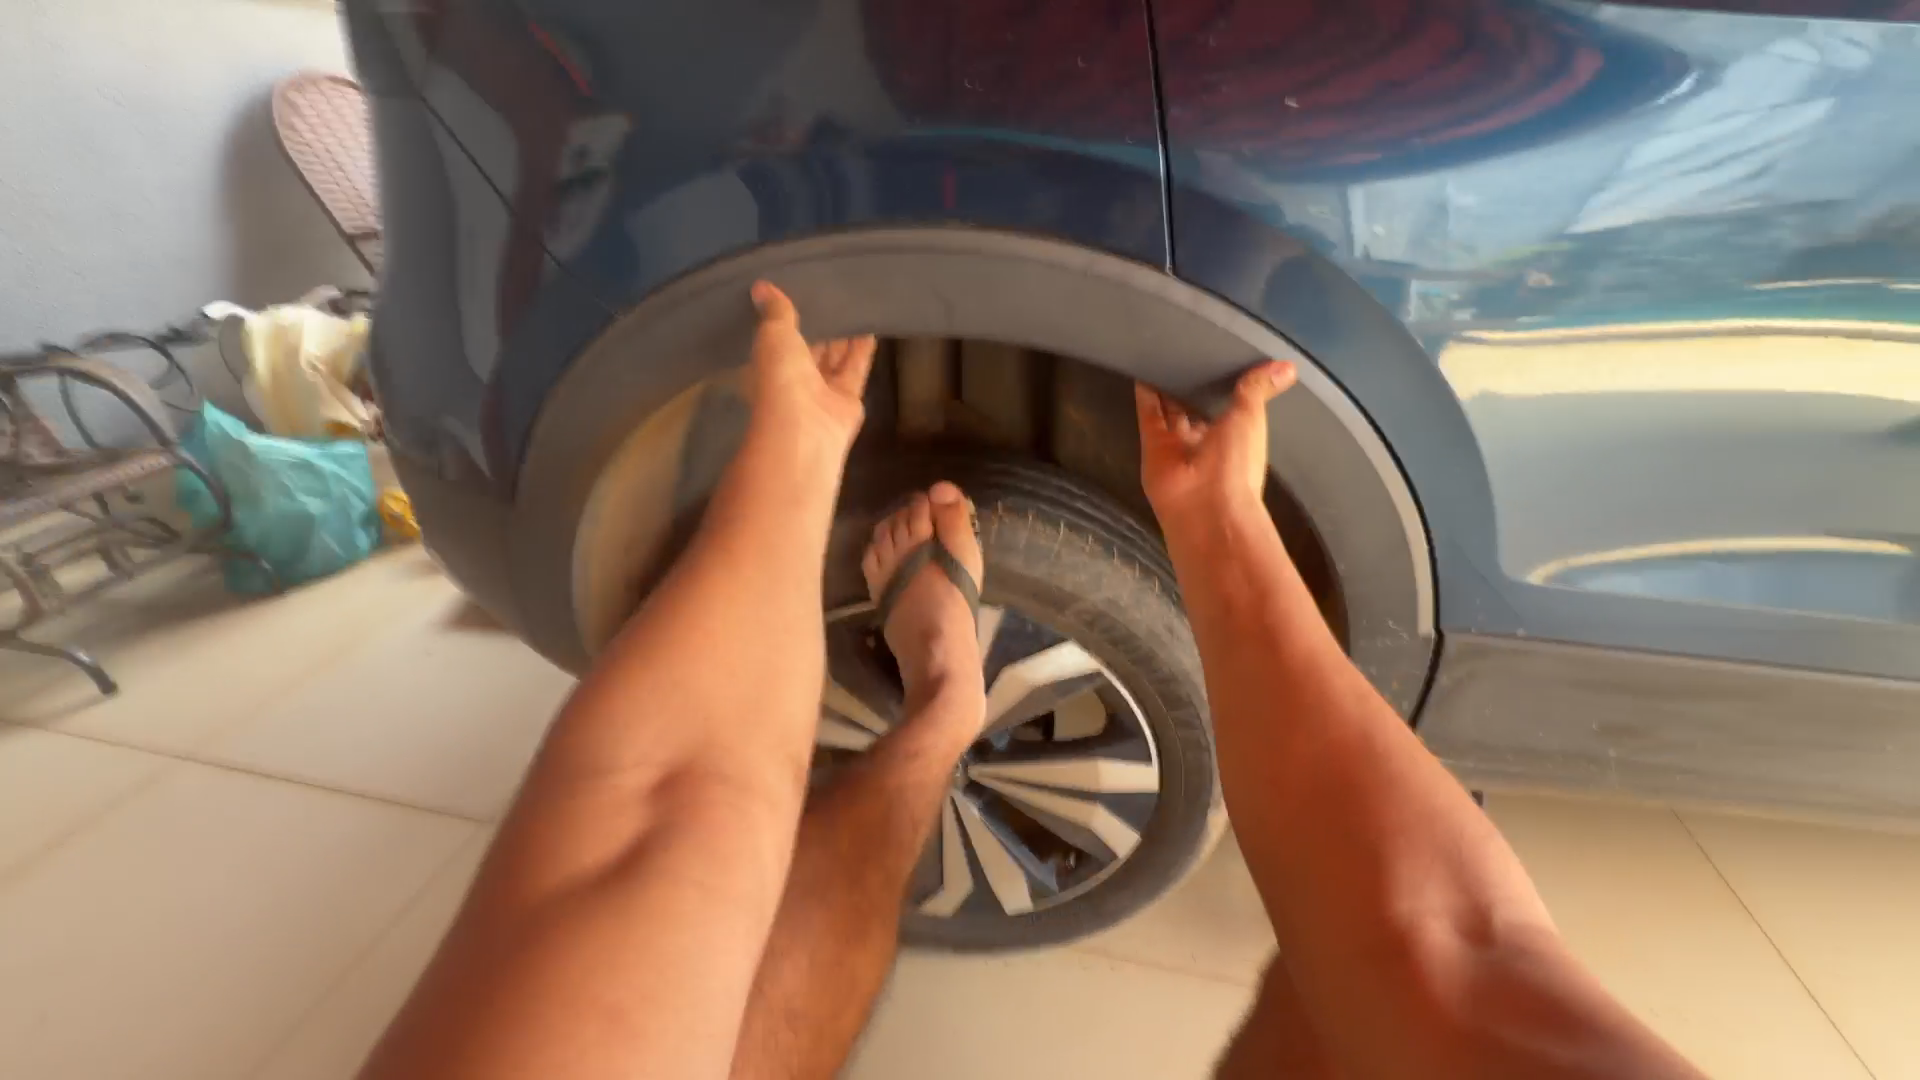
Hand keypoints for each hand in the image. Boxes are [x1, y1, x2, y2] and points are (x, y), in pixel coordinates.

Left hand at [748, 281, 875, 444]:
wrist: (807, 427)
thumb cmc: (780, 378)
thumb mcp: (773, 335)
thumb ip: (775, 311)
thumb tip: (761, 286)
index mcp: (766, 367)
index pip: (775, 339)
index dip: (785, 318)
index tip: (795, 290)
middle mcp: (793, 380)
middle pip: (808, 348)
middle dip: (818, 325)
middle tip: (830, 290)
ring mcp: (821, 392)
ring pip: (834, 357)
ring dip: (843, 334)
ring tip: (853, 301)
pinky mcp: (848, 399)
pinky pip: (855, 368)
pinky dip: (862, 348)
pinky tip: (870, 324)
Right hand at [1135, 361, 1295, 518]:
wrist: (1203, 505)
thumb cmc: (1235, 462)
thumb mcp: (1251, 417)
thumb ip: (1258, 389)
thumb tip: (1289, 366)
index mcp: (1235, 436)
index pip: (1229, 405)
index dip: (1224, 384)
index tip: (1221, 358)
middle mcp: (1206, 441)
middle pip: (1196, 408)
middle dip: (1192, 385)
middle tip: (1188, 351)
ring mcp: (1177, 444)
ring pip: (1170, 409)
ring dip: (1166, 386)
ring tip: (1164, 354)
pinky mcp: (1153, 444)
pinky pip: (1149, 414)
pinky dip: (1145, 393)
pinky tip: (1144, 369)